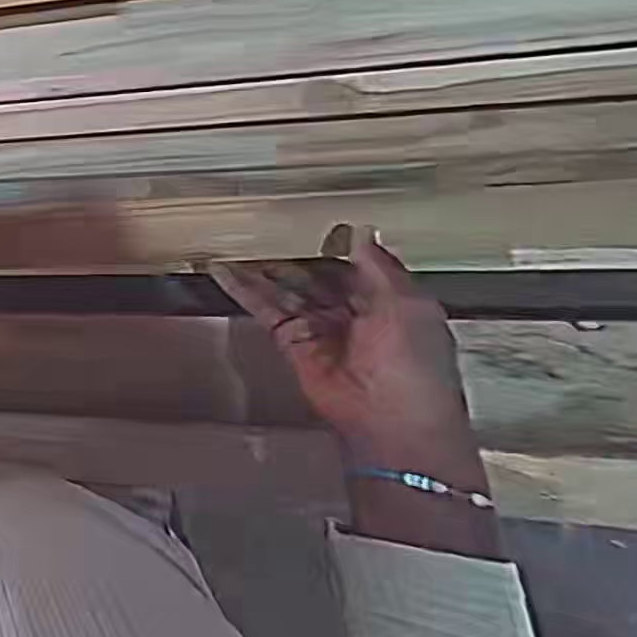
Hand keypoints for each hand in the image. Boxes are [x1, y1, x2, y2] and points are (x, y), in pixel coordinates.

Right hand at [211, 224, 497, 556]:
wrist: (388, 417)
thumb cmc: (412, 365)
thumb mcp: (407, 307)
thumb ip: (380, 268)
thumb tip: (361, 231)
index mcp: (390, 301)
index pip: (357, 265)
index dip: (335, 244)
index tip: (310, 220)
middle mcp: (352, 311)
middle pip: (314, 274)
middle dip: (291, 253)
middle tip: (263, 228)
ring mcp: (317, 325)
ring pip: (284, 287)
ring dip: (259, 268)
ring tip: (233, 244)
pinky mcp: (288, 338)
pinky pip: (263, 307)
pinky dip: (241, 289)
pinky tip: (223, 271)